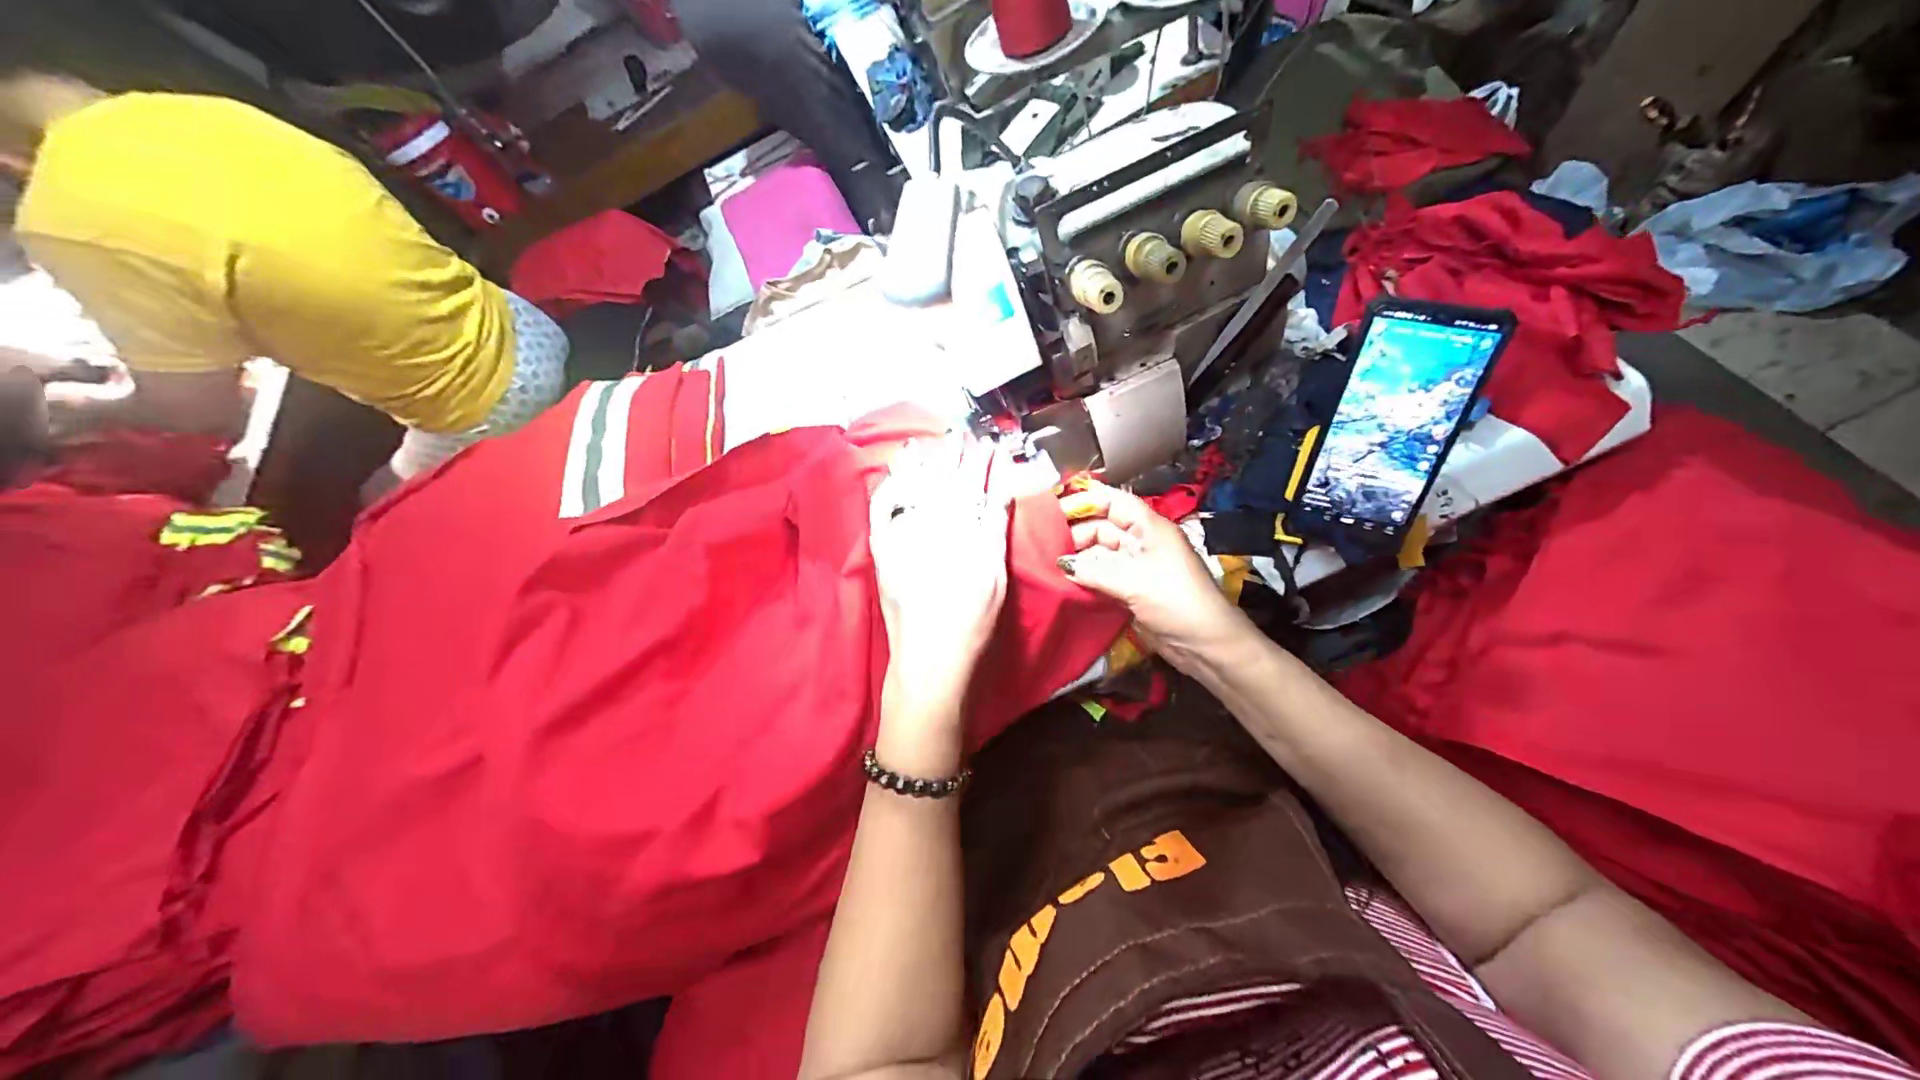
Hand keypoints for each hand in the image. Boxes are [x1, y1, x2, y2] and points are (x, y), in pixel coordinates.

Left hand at [868, 434, 1013, 713]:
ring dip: (918, 464)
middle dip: (953, 454)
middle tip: (959, 433)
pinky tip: (892, 477)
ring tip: (921, 443)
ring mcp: (903, 539)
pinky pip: (882, 514)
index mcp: (963, 531)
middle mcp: (932, 529)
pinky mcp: (884, 554)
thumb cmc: (971, 624)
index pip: (973, 485)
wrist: (930, 660)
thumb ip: (994, 528)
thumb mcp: (995, 576)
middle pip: (943, 482)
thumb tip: (999, 490)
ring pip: (911, 490)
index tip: (987, 442)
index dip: (981, 461)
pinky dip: (887, 492)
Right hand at [1057, 480, 1251, 674]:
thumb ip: (1093, 570)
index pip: (1113, 502)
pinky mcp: (1131, 590)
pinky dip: (1085, 578)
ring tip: (1047, 565)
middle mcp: (1141, 543)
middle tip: (1043, 544)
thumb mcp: (1133, 580)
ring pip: (1099, 554)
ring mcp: (1136, 567)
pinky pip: (1102, 577)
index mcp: (1149, 528)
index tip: (1054, 509)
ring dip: (1077, 559)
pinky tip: (1064, 583)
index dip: (1085, 501)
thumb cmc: (1175, 600)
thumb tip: (1061, 564)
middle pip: (1102, 528)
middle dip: (1075, 533)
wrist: (1204, 643)